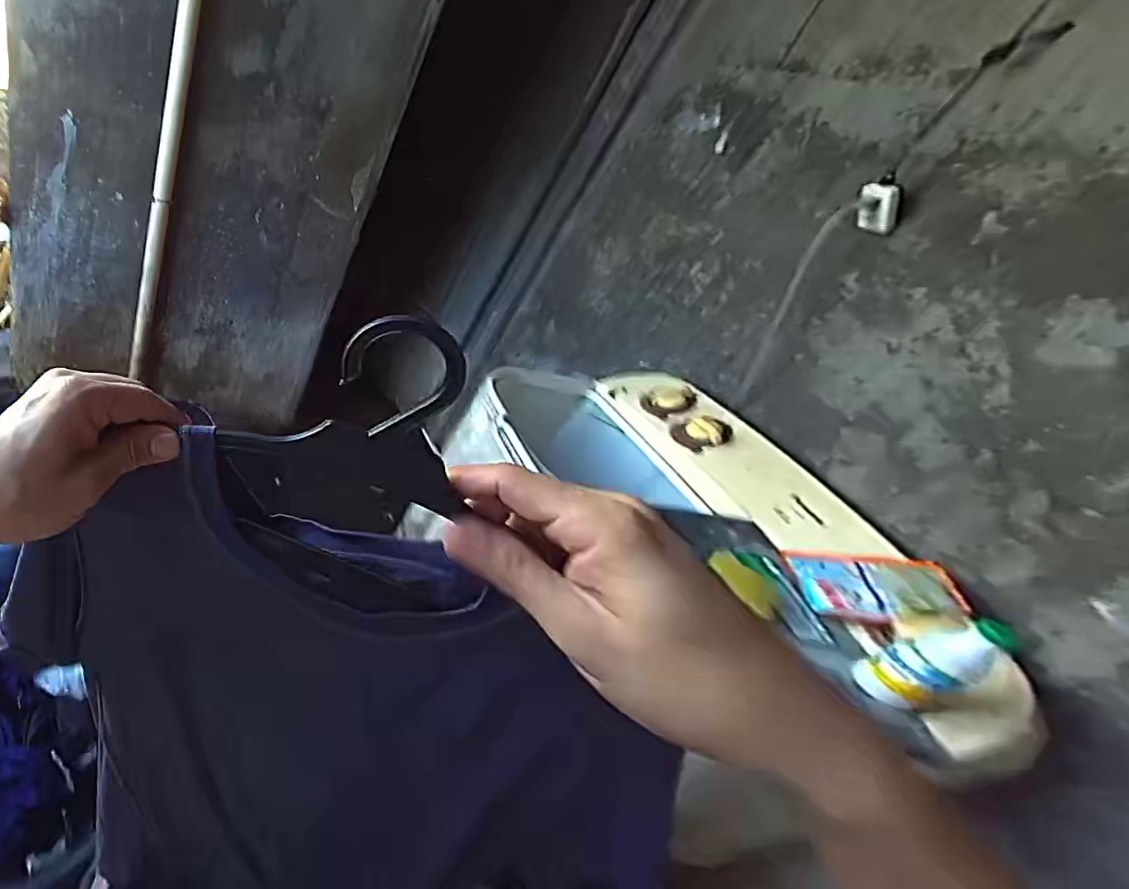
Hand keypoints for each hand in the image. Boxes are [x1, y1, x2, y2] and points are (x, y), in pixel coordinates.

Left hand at [0, 369, 184, 550]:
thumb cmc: (21, 498)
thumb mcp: (85, 481)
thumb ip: (130, 453)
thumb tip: (170, 439)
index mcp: (78, 395)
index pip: (139, 398)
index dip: (166, 419)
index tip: (186, 443)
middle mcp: (64, 379)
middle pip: (123, 391)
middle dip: (147, 419)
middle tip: (165, 453)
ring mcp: (48, 386)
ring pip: (105, 395)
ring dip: (125, 419)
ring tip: (139, 453)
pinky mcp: (38, 399)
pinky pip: (84, 400)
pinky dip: (103, 418)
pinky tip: (107, 444)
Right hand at [442, 464, 877, 784]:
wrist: (781, 720)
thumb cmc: (677, 678)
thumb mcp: (578, 627)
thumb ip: (510, 569)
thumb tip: (451, 529)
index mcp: (601, 518)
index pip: (513, 481)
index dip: (463, 483)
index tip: (420, 500)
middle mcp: (616, 509)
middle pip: (529, 496)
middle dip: (485, 515)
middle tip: (451, 553)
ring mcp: (630, 528)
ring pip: (547, 517)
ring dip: (513, 537)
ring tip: (486, 572)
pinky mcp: (637, 550)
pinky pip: (573, 536)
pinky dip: (542, 552)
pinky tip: (530, 580)